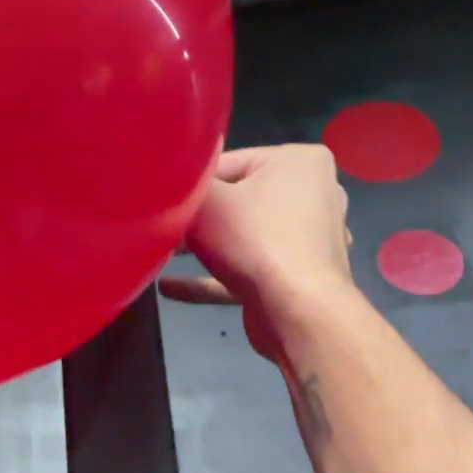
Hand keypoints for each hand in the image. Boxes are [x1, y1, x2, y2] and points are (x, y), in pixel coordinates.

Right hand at [159, 145, 353, 353]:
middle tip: (160, 232)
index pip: (227, 164)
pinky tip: (170, 287)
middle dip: (197, 218)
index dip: (191, 186)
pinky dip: (212, 275)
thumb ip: (185, 182)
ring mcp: (307, 237)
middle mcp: (312, 192)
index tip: (163, 204)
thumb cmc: (254, 241)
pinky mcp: (297, 275)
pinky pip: (247, 267)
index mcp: (299, 161)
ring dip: (201, 249)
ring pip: (242, 236)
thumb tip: (167, 178)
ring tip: (160, 257)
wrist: (297, 311)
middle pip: (237, 200)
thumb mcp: (206, 200)